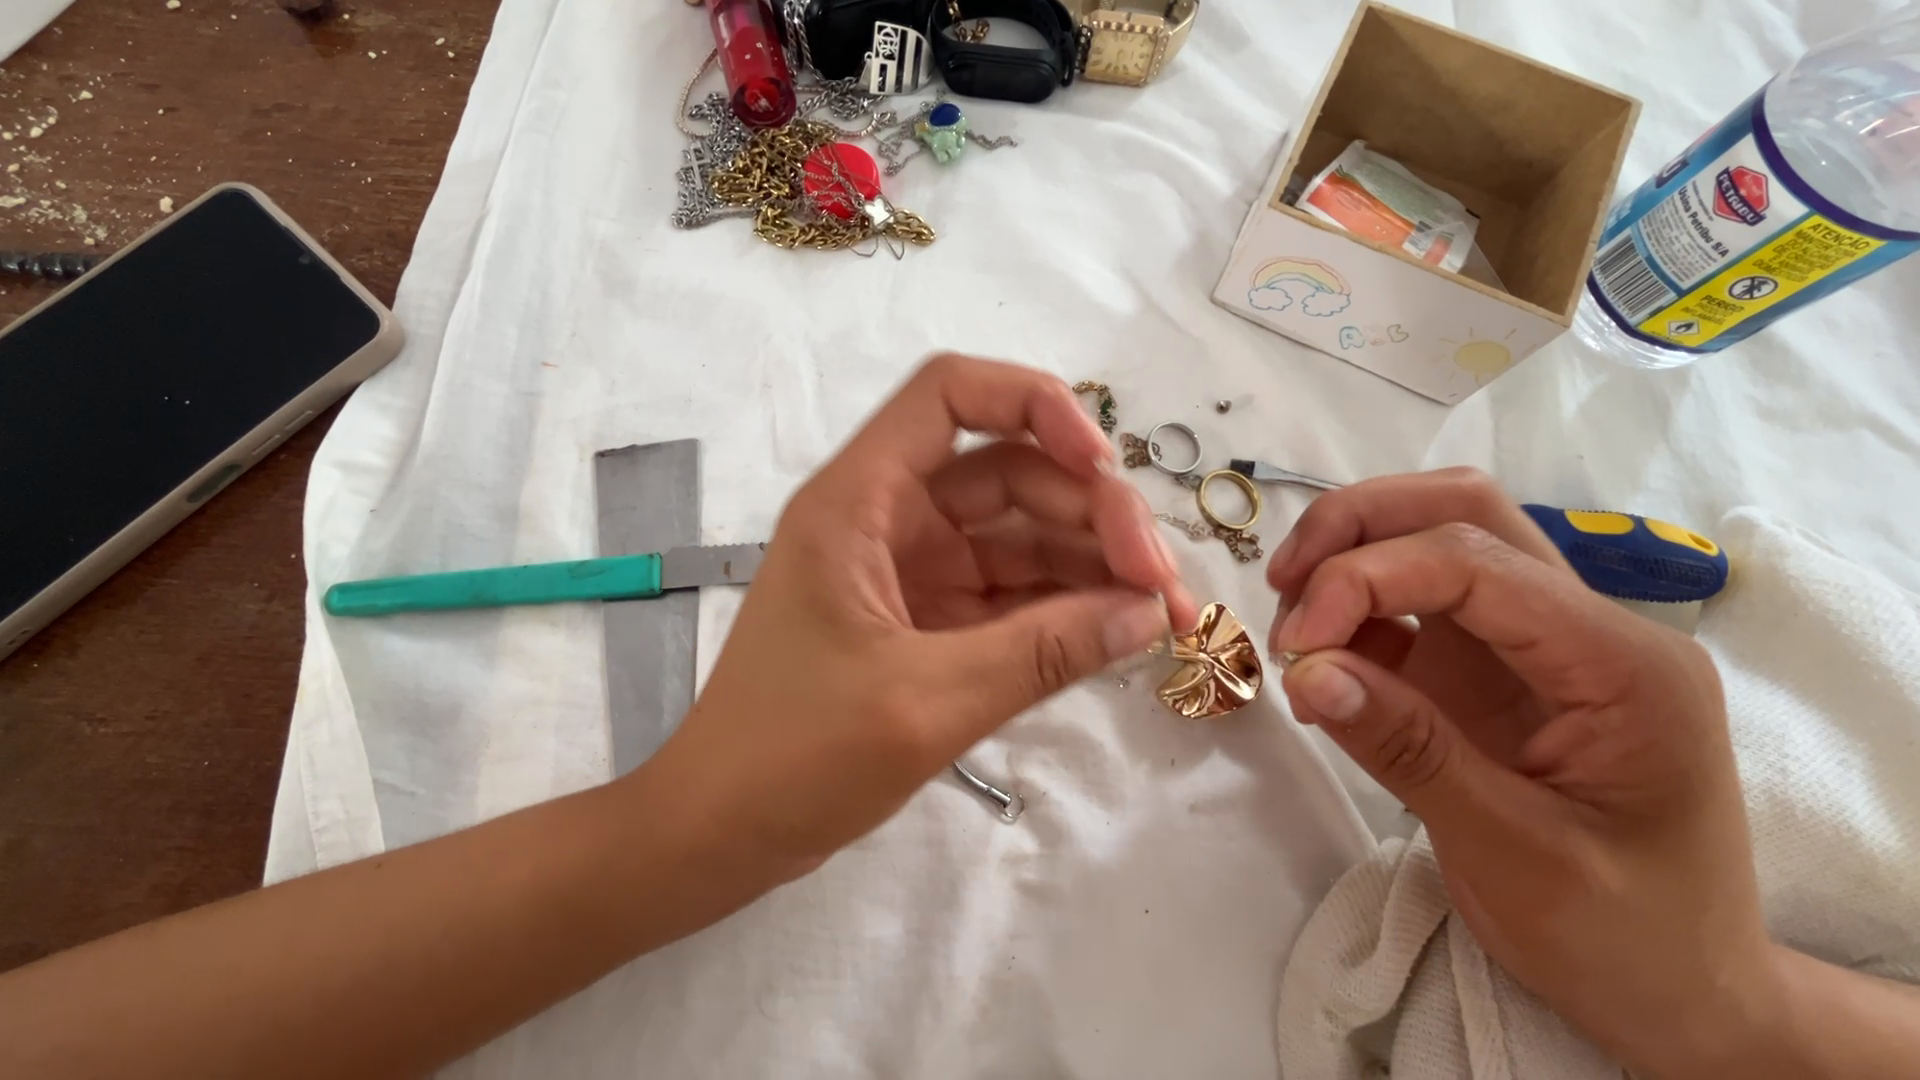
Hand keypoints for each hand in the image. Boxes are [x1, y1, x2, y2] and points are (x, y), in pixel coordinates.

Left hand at [642, 354, 1194, 887]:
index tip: (1103, 466)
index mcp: (860, 501)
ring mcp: (912, 569)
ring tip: (1162, 614)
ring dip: (1091, 563)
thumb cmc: (793, 757)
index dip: (1036, 405)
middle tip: (1161, 585)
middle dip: (1092, 512)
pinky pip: (1011, 591)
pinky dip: (1064, 605)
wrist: (721, 831)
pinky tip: (1118, 631)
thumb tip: (1148, 615)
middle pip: (1010, 470)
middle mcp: (889, 517)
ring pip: (1019, 533)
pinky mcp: (928, 619)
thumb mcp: (924, 703)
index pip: (951, 395)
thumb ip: (1043, 653)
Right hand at [1267, 469, 1774, 1076]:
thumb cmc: (1621, 933)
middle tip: (1282, 584)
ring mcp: (1532, 641)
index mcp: (1619, 662)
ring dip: (1349, 556)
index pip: (1476, 562)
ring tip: (1292, 627)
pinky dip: (1353, 612)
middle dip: (1356, 527)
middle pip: (1462, 510)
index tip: (1292, 646)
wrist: (1673, 987)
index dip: (1366, 579)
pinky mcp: (1488, 666)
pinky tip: (1317, 659)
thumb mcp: (1514, 855)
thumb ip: (1409, 750)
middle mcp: (1581, 626)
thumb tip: (1304, 672)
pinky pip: (1412, 604)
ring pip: (1435, 536)